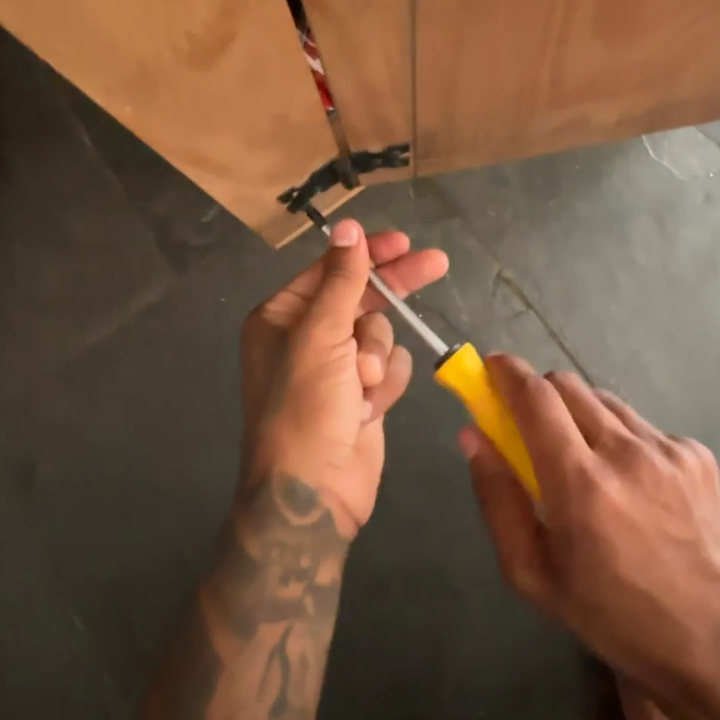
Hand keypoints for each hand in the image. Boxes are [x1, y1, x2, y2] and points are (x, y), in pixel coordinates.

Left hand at [239, 219, 448, 536]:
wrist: (313, 491)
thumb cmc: (305, 406)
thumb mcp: (320, 335)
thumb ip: (341, 280)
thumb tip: (347, 228)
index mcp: (283, 317)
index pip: (332, 270)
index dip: (368, 254)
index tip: (404, 242)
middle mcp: (308, 337)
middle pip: (363, 298)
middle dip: (392, 291)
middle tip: (436, 263)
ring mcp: (337, 368)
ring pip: (383, 335)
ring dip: (378, 357)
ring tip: (362, 386)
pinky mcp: (362, 395)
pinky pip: (391, 368)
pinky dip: (386, 386)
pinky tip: (369, 408)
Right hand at [460, 355, 719, 710]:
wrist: (706, 636)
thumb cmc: (605, 610)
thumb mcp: (529, 571)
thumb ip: (495, 497)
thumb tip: (473, 434)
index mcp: (580, 483)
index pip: (535, 397)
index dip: (506, 373)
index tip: (489, 368)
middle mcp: (626, 453)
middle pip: (567, 384)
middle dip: (539, 393)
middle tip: (531, 424)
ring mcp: (668, 450)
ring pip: (604, 401)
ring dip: (582, 417)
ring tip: (587, 464)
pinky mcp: (697, 454)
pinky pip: (641, 426)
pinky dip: (623, 441)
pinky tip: (632, 485)